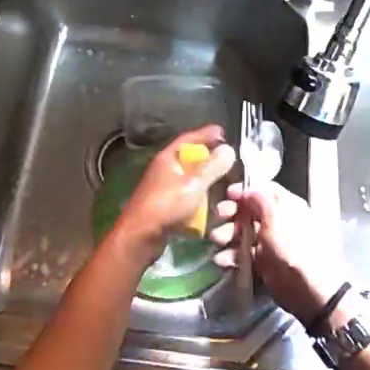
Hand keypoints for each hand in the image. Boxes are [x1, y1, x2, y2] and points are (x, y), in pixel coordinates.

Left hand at [112, 125, 235, 260]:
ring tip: (223, 181)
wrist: (140, 237)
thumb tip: (228, 149)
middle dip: (209, 158)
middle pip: (190, 158)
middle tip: (227, 160)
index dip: (206, 134)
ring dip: (205, 180)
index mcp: (168, 158)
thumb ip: (212, 167)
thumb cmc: (166, 206)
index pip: (189, 138)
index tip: (223, 132)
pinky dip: (198, 196)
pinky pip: (187, 194)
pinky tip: (210, 202)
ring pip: (189, 177)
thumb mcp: (194, 185)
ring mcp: (163, 187)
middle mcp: (164, 169)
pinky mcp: (165, 205)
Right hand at [210, 181, 347, 320]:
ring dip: (228, 236)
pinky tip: (222, 260)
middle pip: (250, 211)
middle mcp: (278, 222)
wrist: (309, 290)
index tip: (228, 194)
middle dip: (232, 213)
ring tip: (217, 240)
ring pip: (243, 234)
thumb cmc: (293, 247)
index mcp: (287, 206)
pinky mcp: (264, 264)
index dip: (245, 190)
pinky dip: (232, 257)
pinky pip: (244, 256)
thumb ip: (260, 200)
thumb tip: (248, 189)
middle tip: (219, 215)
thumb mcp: (276, 218)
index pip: (263, 190)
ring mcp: (270, 244)